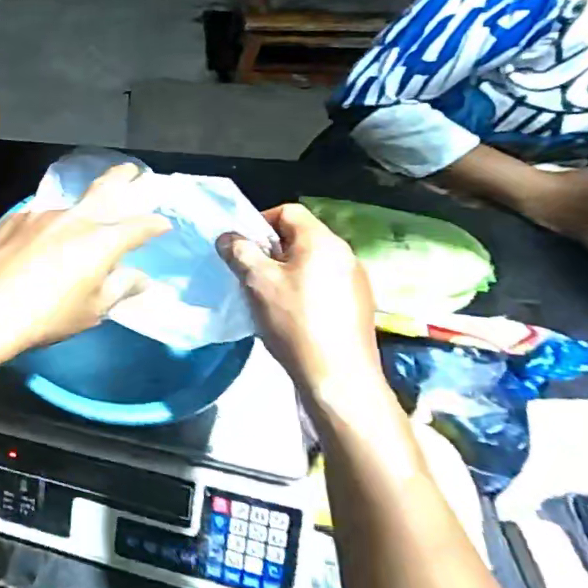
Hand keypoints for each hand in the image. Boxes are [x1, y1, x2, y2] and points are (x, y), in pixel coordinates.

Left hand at [0, 164, 169, 388]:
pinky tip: (44, 234)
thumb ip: (119, 288)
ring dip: (81, 206)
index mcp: (100, 241)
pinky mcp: (13, 219)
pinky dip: (50, 221)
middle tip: (132, 171)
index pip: (138, 226)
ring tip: (84, 215)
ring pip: (69, 203)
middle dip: (122, 178)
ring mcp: (39, 214)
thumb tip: (140, 278)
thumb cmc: (45, 317)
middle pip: (104, 189)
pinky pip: (39, 214)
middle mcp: (73, 218)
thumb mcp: (91, 311)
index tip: (163, 224)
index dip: (154, 225)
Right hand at [217, 204, 383, 402]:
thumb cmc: (294, 321)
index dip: (259, 222)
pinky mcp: (358, 303)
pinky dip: (304, 288)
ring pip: (312, 261)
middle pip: (300, 236)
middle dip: (271, 249)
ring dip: (287, 270)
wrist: (338, 376)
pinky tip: (292, 314)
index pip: (287, 211)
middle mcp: (345, 253)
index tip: (242, 248)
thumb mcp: (257, 282)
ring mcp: (356, 279)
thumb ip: (239, 251)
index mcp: (322, 241)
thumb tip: (229, 237)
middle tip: (250, 273)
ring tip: (268, 296)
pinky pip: (324, 282)